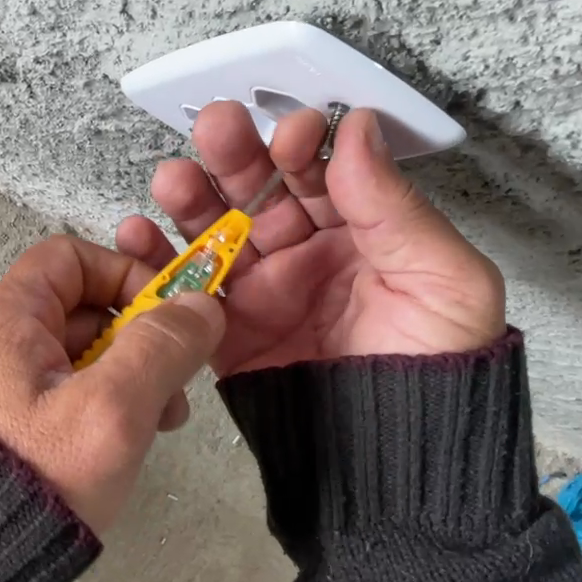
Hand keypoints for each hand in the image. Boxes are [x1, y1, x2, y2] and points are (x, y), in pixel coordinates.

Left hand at [0, 235, 224, 533]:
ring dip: (124, 378)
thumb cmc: (41, 475)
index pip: (66, 257)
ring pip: (71, 357)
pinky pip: (54, 395)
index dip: (123, 272)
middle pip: (75, 308)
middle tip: (177, 385)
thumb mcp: (113, 408)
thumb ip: (161, 347)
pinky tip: (123, 444)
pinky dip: (95, 407)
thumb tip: (200, 305)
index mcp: (4, 321)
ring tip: (160, 423)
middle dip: (137, 338)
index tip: (168, 314)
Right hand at [116, 102, 505, 375]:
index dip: (302, 148)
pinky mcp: (220, 328)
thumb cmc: (432, 367)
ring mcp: (257, 291)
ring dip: (189, 200)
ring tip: (169, 178)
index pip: (322, 174)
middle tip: (213, 127)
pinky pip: (183, 288)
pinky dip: (155, 261)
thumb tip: (356, 129)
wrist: (386, 455)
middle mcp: (302, 255)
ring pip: (214, 233)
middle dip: (235, 158)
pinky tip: (137, 234)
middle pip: (259, 193)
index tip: (291, 132)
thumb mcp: (444, 280)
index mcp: (360, 234)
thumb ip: (394, 208)